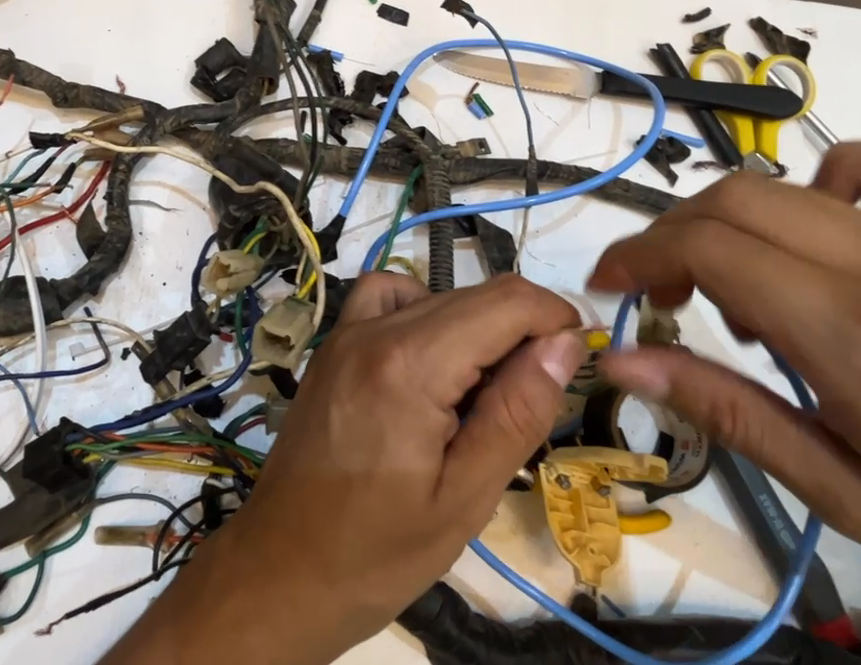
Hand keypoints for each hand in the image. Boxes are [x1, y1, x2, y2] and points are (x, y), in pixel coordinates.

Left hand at [103, 273, 585, 664]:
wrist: (284, 568)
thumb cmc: (379, 549)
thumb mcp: (466, 495)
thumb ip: (517, 410)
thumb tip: (563, 342)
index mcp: (409, 362)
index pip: (506, 301)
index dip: (556, 319)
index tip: (576, 362)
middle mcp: (371, 330)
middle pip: (470, 295)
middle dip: (520, 329)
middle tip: (535, 396)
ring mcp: (343, 335)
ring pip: (429, 292)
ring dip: (472, 323)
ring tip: (483, 388)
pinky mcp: (330, 350)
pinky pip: (383, 303)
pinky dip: (419, 314)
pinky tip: (431, 368)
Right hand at [589, 143, 860, 659]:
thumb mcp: (856, 499)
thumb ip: (731, 414)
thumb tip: (626, 362)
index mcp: (855, 336)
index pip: (707, 246)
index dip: (637, 256)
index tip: (609, 291)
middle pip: (734, 200)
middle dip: (669, 237)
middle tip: (663, 300)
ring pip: (789, 186)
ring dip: (729, 221)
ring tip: (737, 291)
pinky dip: (832, 180)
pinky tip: (827, 230)